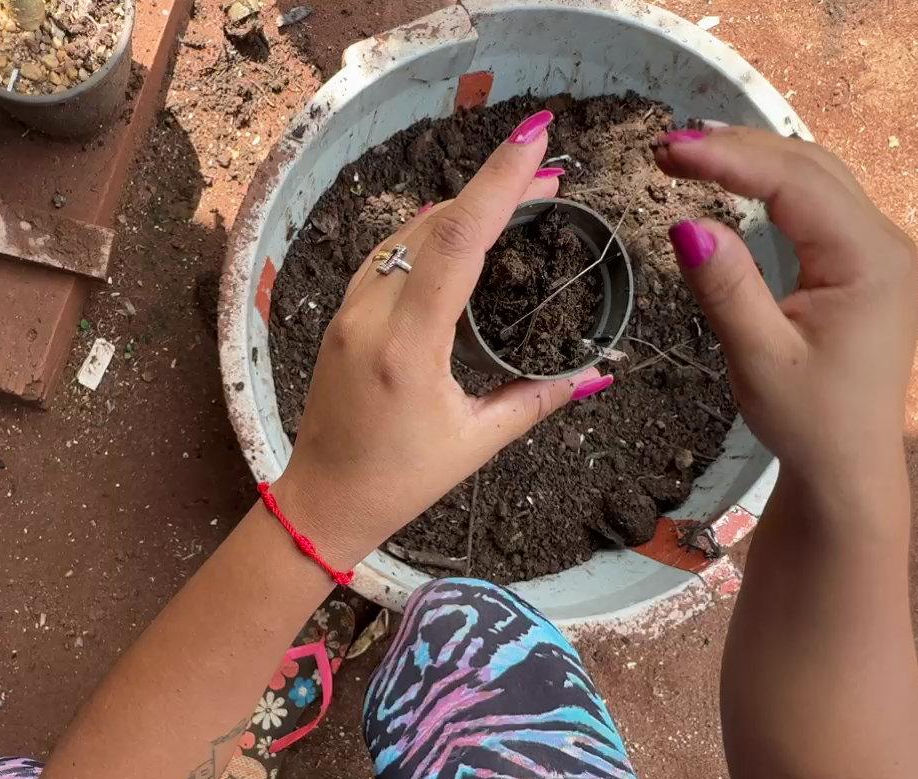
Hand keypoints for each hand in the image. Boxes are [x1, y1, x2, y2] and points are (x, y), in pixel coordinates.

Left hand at [270, 112, 607, 565]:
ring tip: (509, 200)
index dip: (499, 182)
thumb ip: (535, 400)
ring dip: (456, 210)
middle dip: (491, 190)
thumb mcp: (474, 444)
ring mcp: (347, 316)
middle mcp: (369, 319)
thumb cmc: (397, 482)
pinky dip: (422, 236)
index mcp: (407, 349)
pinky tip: (451, 237)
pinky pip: (382, 259)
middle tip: (546, 175)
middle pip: (433, 226)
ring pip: (403, 236)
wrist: (323, 499)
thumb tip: (595, 374)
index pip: (456, 241)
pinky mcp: (339, 321)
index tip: (537, 139)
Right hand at [651, 125, 917, 494]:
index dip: (729, 159)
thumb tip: (686, 225)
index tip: (670, 150)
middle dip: (739, 149)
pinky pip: (813, 209)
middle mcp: (881, 242)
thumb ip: (727, 289)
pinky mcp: (856, 269)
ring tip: (693, 157)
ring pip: (813, 182)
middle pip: (809, 168)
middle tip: (669, 148)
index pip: (793, 184)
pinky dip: (769, 190)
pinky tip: (737, 187)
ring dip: (754, 162)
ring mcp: (873, 253)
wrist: (847, 464)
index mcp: (867, 258)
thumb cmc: (807, 419)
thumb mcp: (759, 357)